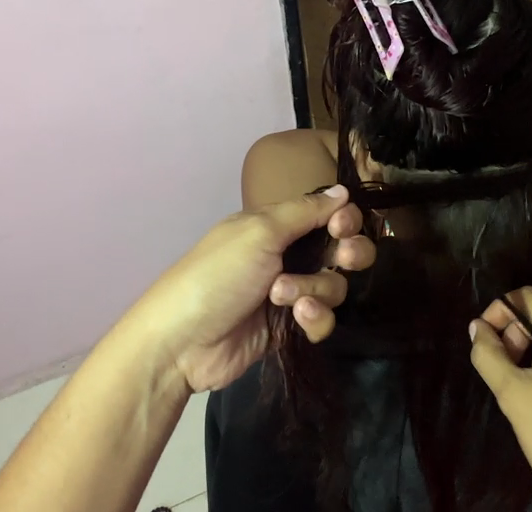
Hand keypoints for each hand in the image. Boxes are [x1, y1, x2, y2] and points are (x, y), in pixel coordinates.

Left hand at [120, 185, 375, 392]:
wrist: (182, 342)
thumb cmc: (219, 274)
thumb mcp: (259, 232)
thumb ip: (305, 210)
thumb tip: (343, 189)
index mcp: (279, 225)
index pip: (327, 214)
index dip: (343, 218)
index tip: (342, 226)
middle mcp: (289, 254)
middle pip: (341, 249)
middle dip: (349, 252)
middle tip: (343, 257)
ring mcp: (291, 293)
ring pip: (334, 285)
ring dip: (316, 288)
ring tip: (283, 297)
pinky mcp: (291, 328)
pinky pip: (323, 319)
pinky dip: (316, 319)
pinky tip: (297, 319)